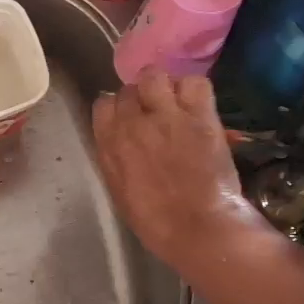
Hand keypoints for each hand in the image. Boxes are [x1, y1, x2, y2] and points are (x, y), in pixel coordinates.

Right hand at [91, 69, 268, 272]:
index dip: (117, 109)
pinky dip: (192, 89)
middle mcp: (133, 122)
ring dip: (163, 86)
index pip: (103, 103)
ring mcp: (167, 115)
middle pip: (129, 88)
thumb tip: (116, 137)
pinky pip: (194, 83)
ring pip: (156, 76)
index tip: (128, 119)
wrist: (198, 227)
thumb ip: (113, 155)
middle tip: (154, 113)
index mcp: (109, 142)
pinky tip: (195, 105)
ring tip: (174, 102)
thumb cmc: (155, 220)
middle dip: (140, 98)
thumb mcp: (118, 188)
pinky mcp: (200, 116)